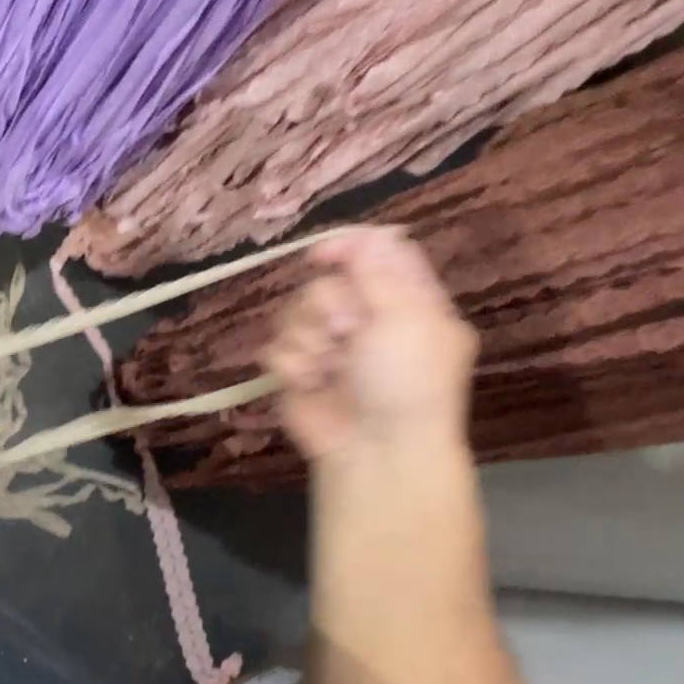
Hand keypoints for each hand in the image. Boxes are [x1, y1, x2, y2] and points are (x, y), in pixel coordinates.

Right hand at [261, 227, 476, 461]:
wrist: (374, 446)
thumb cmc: (407, 381)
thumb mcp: (406, 318)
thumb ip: (378, 273)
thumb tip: (361, 237)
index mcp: (406, 301)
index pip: (375, 254)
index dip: (346, 247)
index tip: (322, 255)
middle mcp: (365, 318)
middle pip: (323, 284)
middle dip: (326, 307)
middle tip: (346, 333)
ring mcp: (329, 346)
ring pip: (292, 316)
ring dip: (307, 340)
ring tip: (328, 367)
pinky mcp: (297, 372)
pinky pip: (275, 350)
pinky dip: (291, 367)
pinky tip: (310, 384)